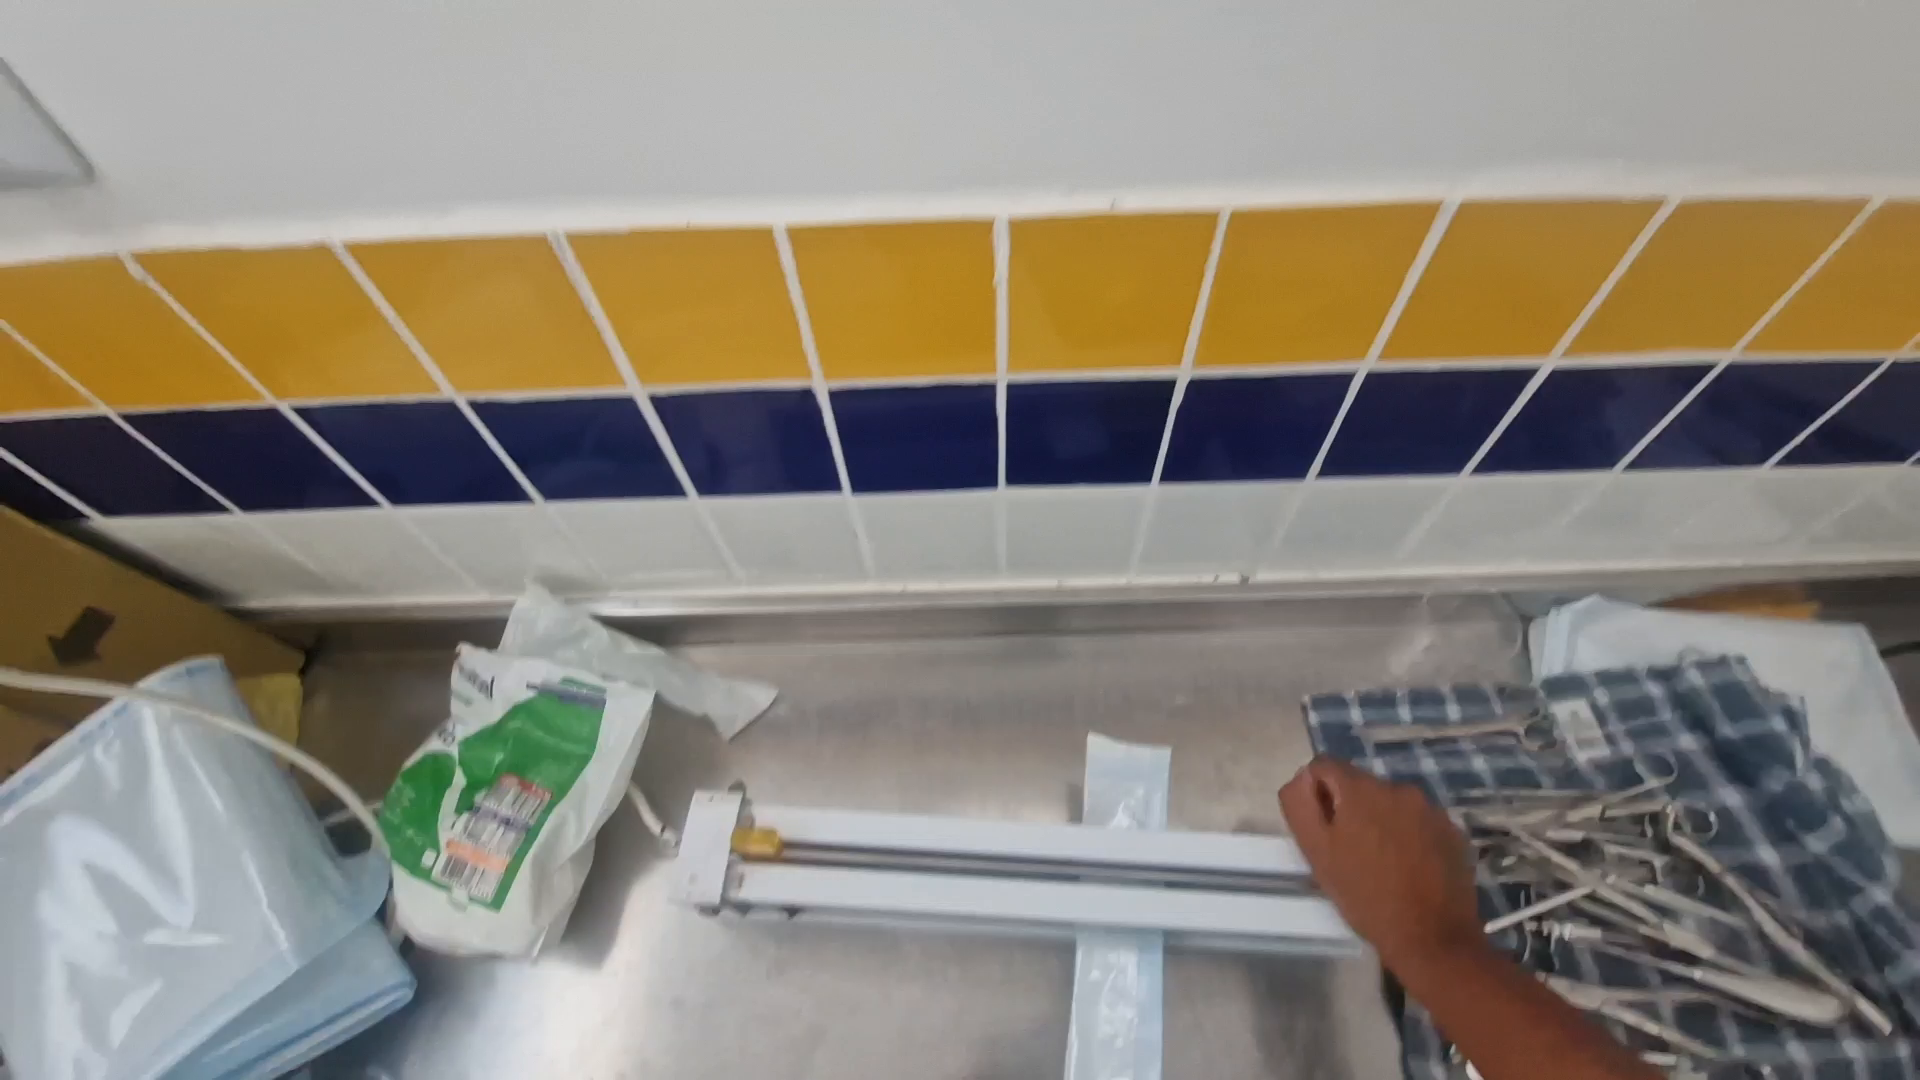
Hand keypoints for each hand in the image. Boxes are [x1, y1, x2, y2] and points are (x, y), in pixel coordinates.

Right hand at [1278, 756, 1483, 971]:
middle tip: (1349, 850)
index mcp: (1361, 788)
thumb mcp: (1315, 850)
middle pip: (1359, 784)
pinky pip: (1418, 820)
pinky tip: (1408, 866)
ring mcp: (1431, 810)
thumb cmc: (1364, 894)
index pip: (1324, 766)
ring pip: (1390, 802)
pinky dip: (1408, 834)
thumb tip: (1303, 778)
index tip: (1323, 829)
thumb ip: (1299, 802)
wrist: (1432, 940)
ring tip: (1380, 860)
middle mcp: (1398, 788)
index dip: (1316, 794)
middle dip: (1350, 808)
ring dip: (1379, 820)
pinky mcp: (1454, 833)